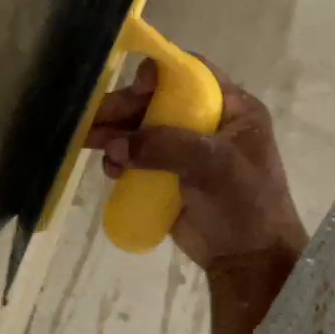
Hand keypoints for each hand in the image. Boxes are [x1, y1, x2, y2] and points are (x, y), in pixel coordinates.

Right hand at [84, 58, 305, 270]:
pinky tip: (110, 169)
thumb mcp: (213, 166)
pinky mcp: (166, 172)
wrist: (247, 260)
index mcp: (232, 109)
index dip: (162, 73)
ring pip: (139, 127)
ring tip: (87, 142)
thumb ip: (164, 147)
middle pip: (156, 100)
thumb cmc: (244, 204)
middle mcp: (207, 122)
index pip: (193, 73)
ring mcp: (184, 148)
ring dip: (113, 133)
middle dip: (123, 108)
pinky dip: (118, 158)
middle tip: (93, 119)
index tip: (137, 89)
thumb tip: (113, 144)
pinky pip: (135, 154)